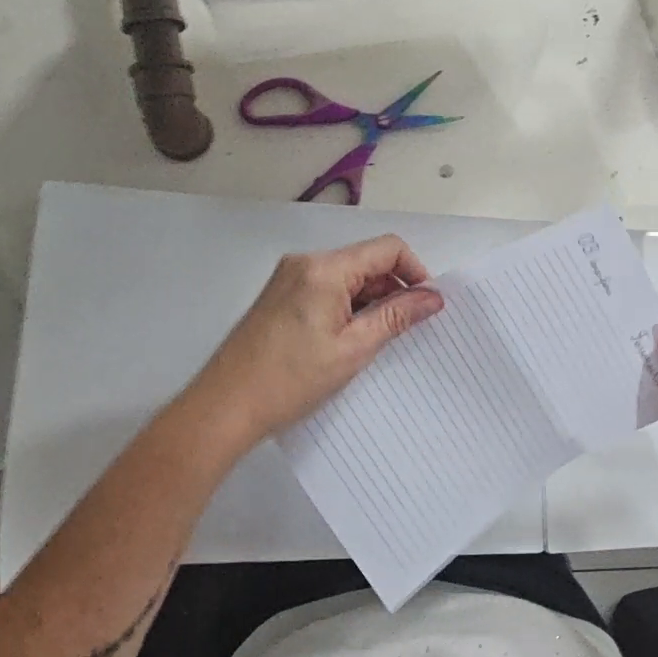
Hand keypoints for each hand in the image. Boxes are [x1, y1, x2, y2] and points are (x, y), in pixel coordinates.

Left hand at [193, 235, 444, 438]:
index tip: (427, 304)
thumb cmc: (289, 381)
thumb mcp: (353, 349)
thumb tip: (433, 298)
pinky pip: (327, 287)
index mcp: (325, 269)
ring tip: (378, 338)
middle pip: (367, 260)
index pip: (387, 248)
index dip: (415, 271)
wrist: (224, 408)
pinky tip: (350, 338)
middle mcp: (305, 262)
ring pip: (348, 276)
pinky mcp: (280, 295)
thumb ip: (397, 316)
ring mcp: (289, 277)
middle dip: (393, 288)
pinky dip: (347, 305)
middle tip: (408, 327)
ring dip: (371, 300)